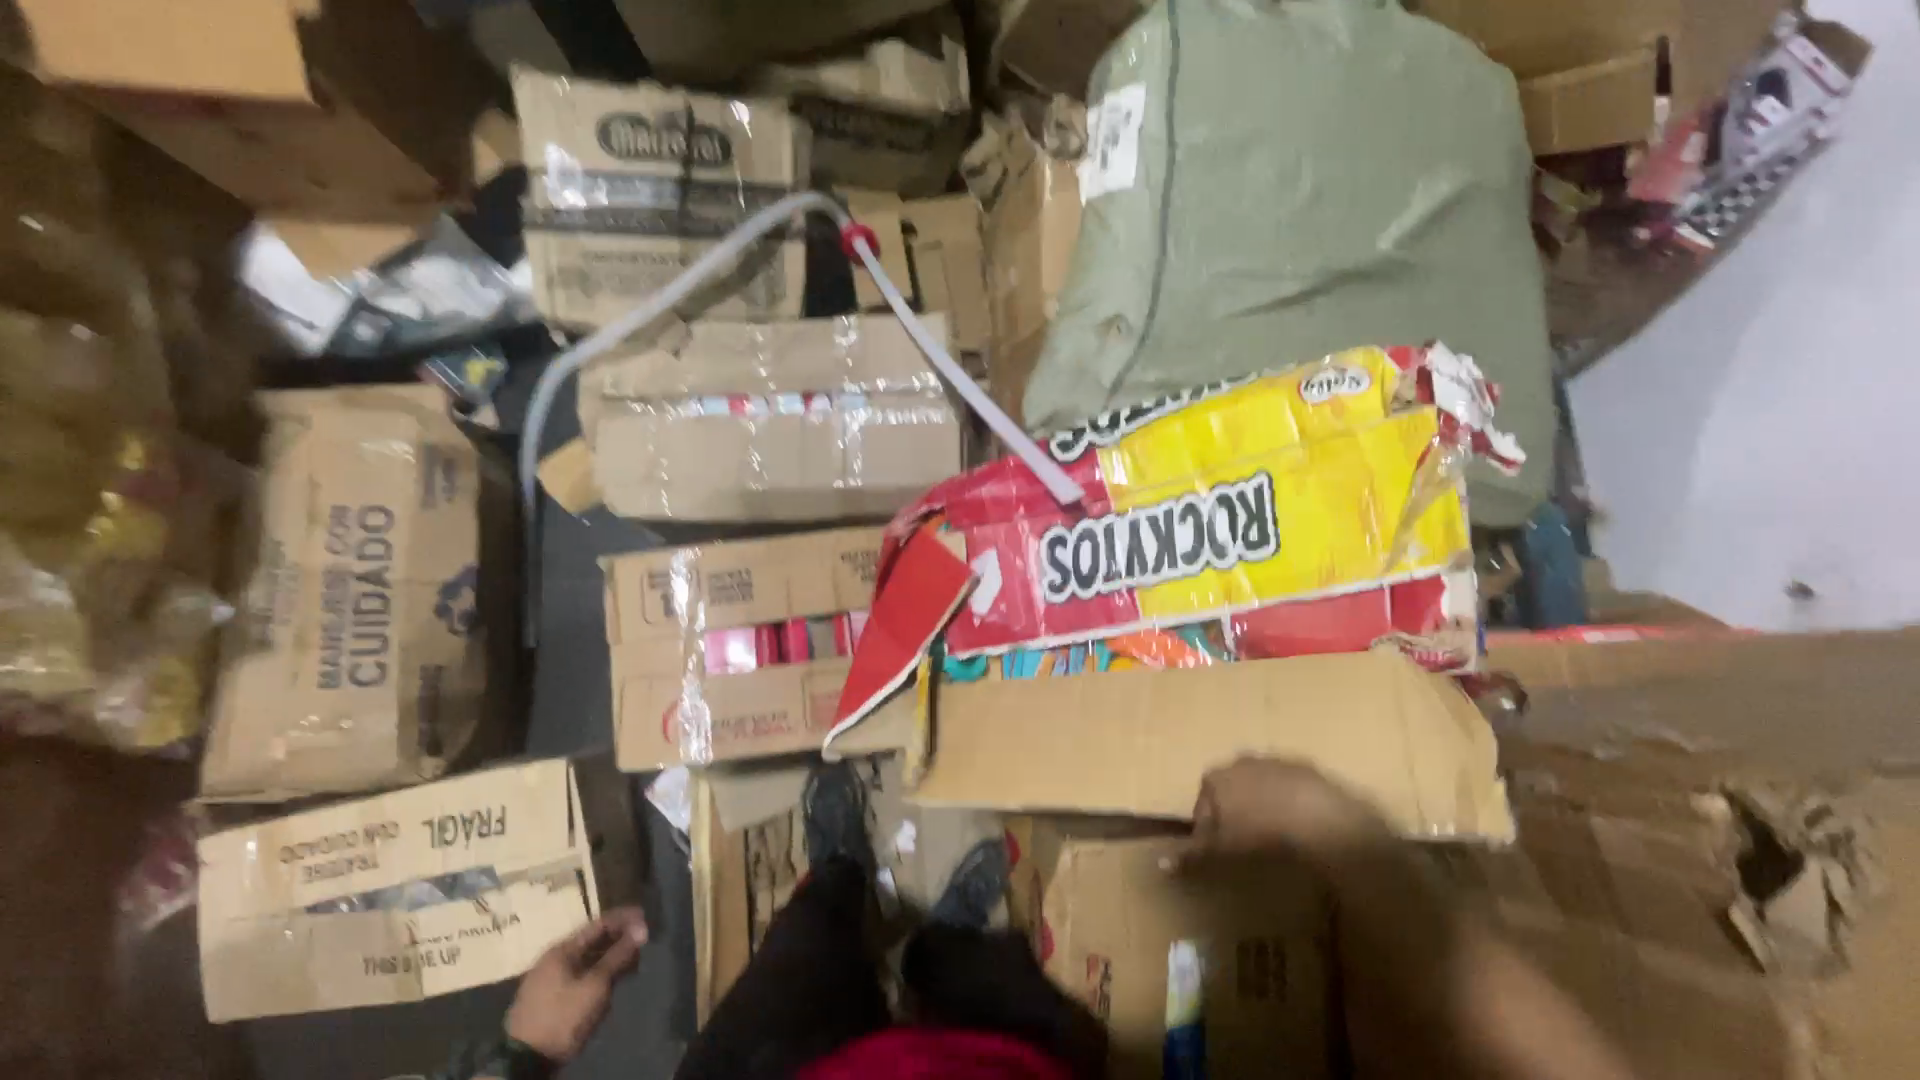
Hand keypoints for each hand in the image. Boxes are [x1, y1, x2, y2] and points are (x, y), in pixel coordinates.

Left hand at [504, 907, 647, 1062]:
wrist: (525, 1061)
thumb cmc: (562, 1016)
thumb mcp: (595, 985)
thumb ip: (617, 956)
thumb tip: (641, 929)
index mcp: (562, 950)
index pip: (598, 924)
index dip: (624, 919)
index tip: (646, 918)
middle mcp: (554, 958)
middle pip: (592, 940)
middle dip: (619, 939)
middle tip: (643, 942)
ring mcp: (550, 978)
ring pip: (587, 959)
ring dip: (610, 958)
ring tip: (633, 963)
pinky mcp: (551, 997)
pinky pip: (580, 975)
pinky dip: (599, 973)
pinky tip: (613, 981)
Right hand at [1179, 757, 1388, 866]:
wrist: (1317, 817)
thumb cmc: (1260, 832)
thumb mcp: (1221, 849)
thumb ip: (1191, 855)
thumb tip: (1161, 865)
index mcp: (1215, 777)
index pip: (1201, 803)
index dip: (1207, 828)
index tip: (1220, 849)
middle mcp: (1239, 761)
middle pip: (1229, 790)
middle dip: (1234, 812)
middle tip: (1247, 842)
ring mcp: (1272, 761)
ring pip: (1259, 786)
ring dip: (1262, 805)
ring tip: (1275, 834)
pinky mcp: (1304, 766)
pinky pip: (1288, 786)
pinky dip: (1288, 801)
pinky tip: (1298, 824)